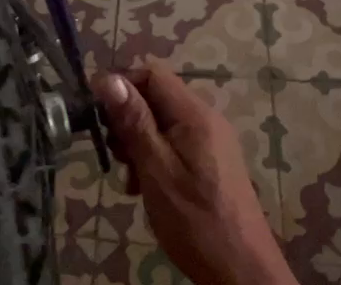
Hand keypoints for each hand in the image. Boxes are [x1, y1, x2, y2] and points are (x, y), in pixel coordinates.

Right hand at [100, 63, 296, 284]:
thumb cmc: (196, 221)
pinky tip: (146, 187)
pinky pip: (175, 143)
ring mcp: (212, 141)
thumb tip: (108, 78)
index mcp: (195, 114)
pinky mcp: (212, 162)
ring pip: (163, 122)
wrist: (243, 273)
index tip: (97, 113)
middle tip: (115, 155)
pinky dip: (155, 157)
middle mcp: (206, 118)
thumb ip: (134, 123)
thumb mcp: (157, 170)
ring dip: (139, 142)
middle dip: (128, 119)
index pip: (152, 74)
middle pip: (156, 97)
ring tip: (130, 178)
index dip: (121, 85)